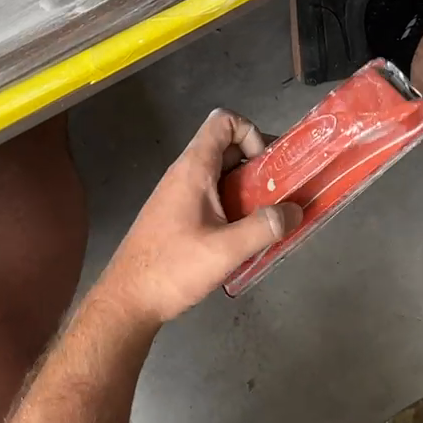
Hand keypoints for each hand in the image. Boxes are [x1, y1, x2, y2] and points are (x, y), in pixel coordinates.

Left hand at [95, 109, 301, 324]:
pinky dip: (234, 206)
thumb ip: (264, 228)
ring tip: (268, 218)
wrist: (126, 302)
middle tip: (280, 193)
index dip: (251, 133)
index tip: (265, 166)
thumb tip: (297, 210)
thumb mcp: (225, 251)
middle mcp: (186, 173)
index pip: (224, 120)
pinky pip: (213, 196)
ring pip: (222, 174)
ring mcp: (180, 194)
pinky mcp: (178, 215)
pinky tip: (245, 238)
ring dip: (249, 189)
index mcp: (194, 168)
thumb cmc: (172, 269)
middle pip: (228, 147)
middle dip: (259, 165)